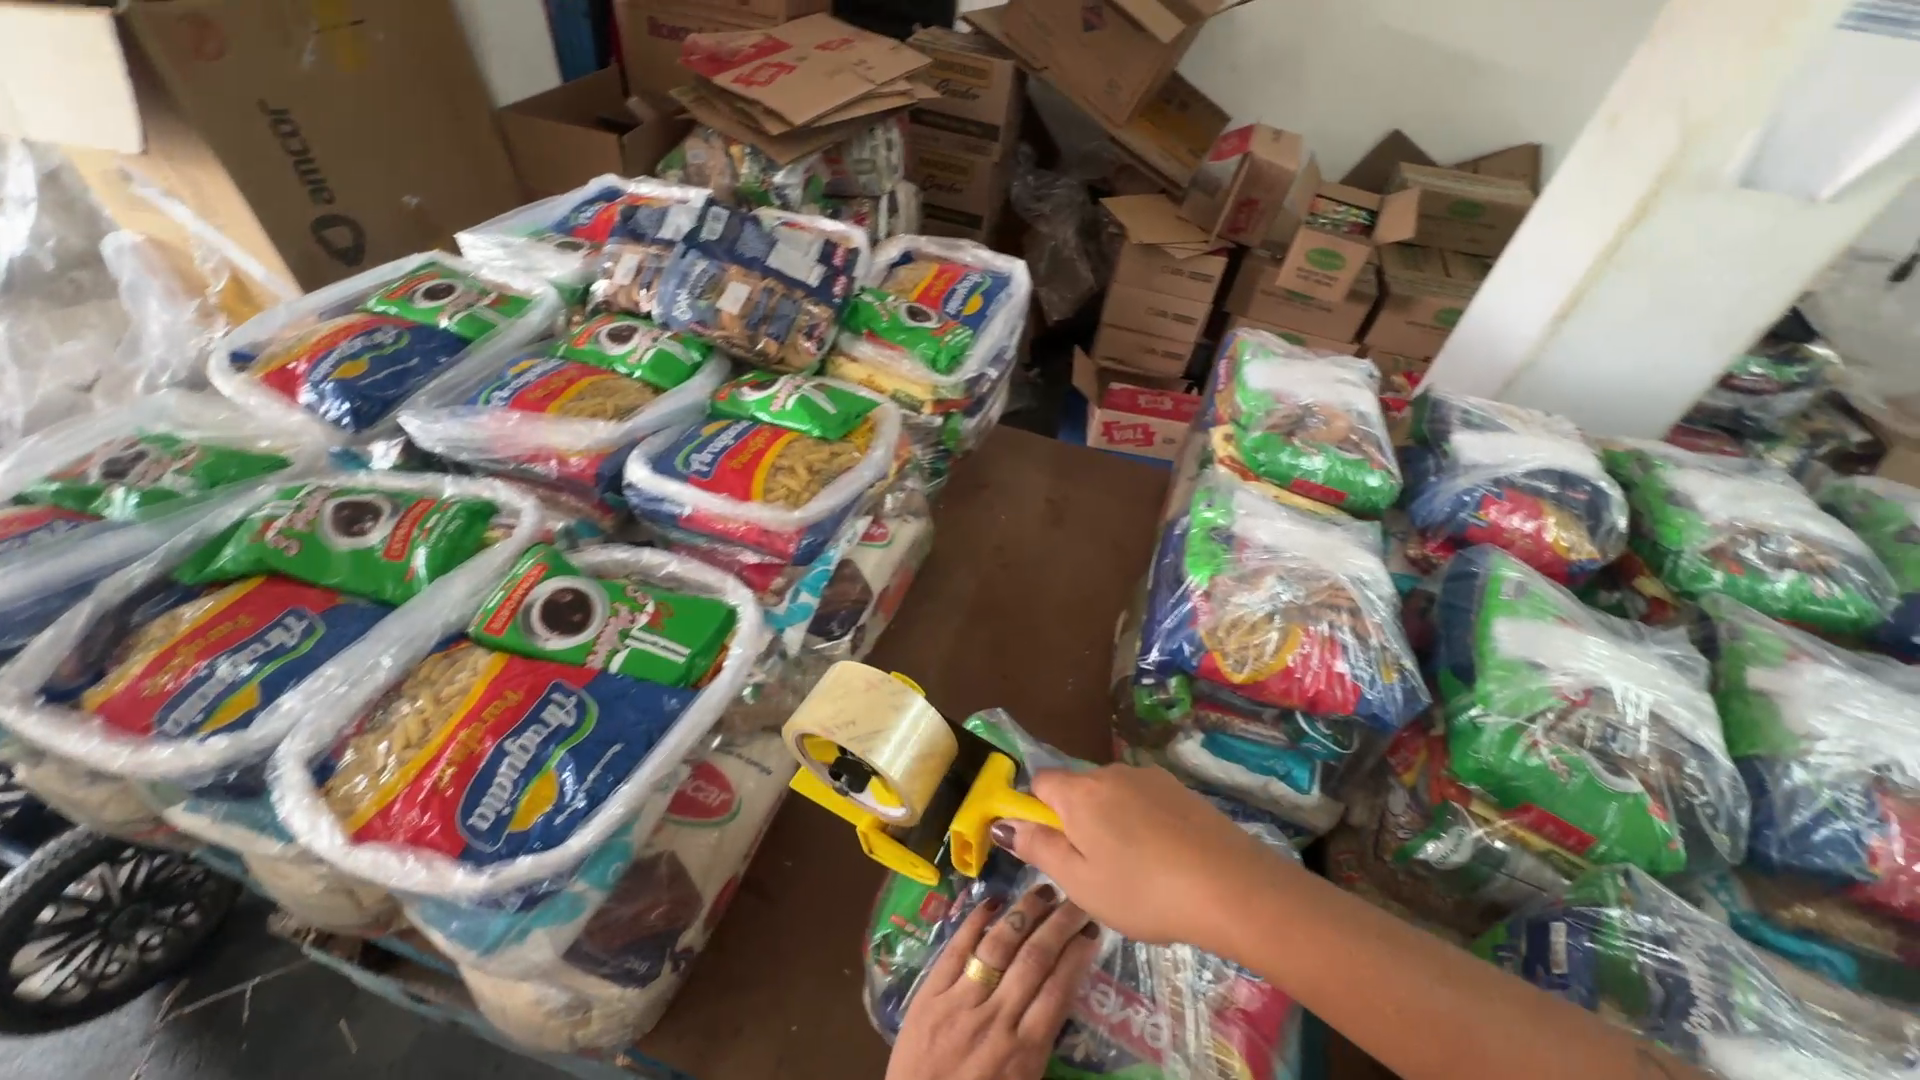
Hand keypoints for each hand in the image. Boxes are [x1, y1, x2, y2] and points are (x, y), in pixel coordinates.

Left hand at [885, 884, 1101, 1079]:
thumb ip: (1042, 1040)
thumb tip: (1064, 993)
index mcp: (1024, 1050)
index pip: (1059, 989)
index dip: (1078, 954)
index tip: (1092, 929)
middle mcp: (996, 1019)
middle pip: (1034, 959)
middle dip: (1059, 924)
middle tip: (1076, 899)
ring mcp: (959, 1002)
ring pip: (998, 946)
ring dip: (1023, 913)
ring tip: (1043, 891)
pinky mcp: (928, 995)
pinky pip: (955, 951)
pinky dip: (974, 923)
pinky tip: (992, 902)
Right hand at [992, 763, 1297, 949]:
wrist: (1231, 887)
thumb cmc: (1143, 891)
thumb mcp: (1080, 882)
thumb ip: (1039, 848)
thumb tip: (1004, 823)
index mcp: (1080, 793)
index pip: (1039, 783)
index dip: (1036, 812)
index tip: (1051, 849)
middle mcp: (1111, 773)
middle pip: (1077, 789)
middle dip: (1076, 822)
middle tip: (1094, 871)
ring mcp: (1150, 778)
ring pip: (1113, 796)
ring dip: (1112, 823)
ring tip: (1135, 871)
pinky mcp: (1182, 790)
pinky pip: (1144, 801)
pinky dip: (1143, 823)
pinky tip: (1164, 859)